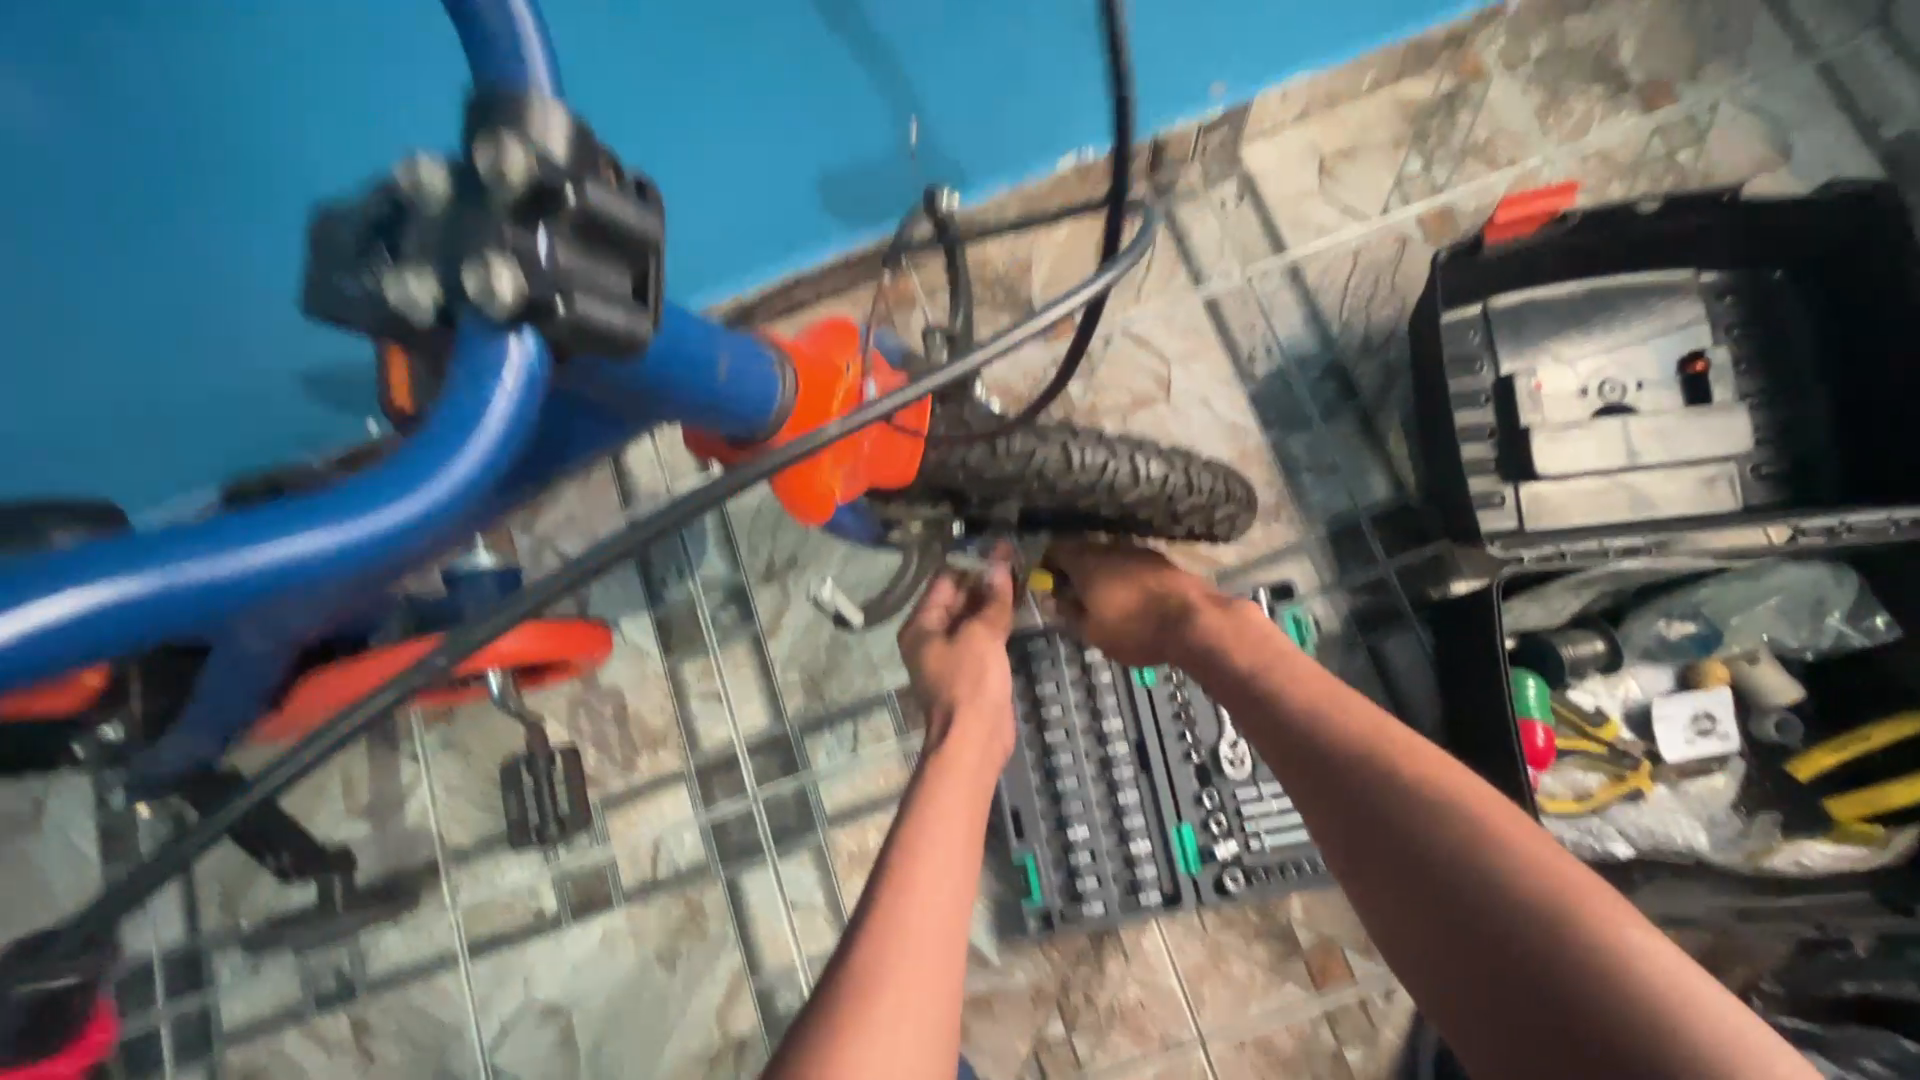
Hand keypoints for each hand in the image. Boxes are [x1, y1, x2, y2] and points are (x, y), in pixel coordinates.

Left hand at [897, 547, 1017, 774]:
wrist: (975, 739)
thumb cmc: (969, 682)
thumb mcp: (980, 635)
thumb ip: (991, 599)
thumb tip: (999, 564)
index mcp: (921, 626)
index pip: (943, 582)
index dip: (970, 562)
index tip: (996, 544)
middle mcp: (931, 637)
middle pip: (957, 598)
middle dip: (984, 578)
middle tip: (1013, 553)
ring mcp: (952, 654)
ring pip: (973, 617)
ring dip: (993, 598)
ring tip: (1021, 570)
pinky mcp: (973, 669)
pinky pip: (984, 635)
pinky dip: (998, 620)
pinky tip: (1018, 603)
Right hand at [1045, 540, 1233, 667]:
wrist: (1195, 622)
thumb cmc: (1134, 629)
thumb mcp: (1092, 632)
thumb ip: (1069, 612)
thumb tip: (1054, 600)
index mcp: (1086, 562)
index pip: (1055, 550)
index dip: (1048, 567)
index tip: (1050, 586)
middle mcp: (1110, 548)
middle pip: (1083, 552)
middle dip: (1076, 572)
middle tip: (1077, 598)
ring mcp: (1139, 551)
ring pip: (1110, 558)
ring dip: (1103, 575)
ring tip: (1106, 602)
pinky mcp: (1162, 561)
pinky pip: (1133, 565)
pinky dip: (1126, 578)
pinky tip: (1133, 600)